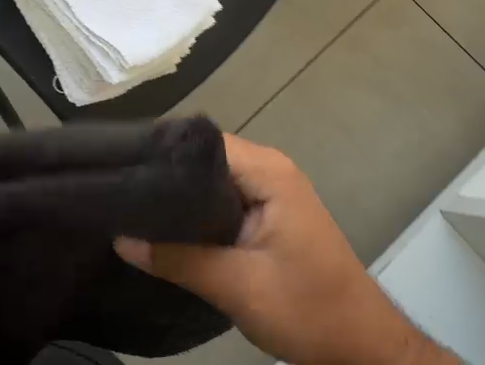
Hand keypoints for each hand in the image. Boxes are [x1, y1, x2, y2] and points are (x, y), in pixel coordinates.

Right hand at [114, 135, 455, 364]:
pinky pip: (220, 197)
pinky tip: (165, 227)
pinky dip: (195, 210)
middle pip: (201, 156)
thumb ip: (176, 259)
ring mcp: (270, 192)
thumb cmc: (309, 310)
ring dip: (177, 195)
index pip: (199, 141)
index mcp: (267, 170)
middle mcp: (269, 169)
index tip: (118, 169)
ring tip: (132, 207)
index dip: (158, 153)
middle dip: (162, 174)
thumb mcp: (237, 287)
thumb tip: (119, 238)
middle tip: (118, 191)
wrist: (366, 351)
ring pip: (209, 179)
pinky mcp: (268, 214)